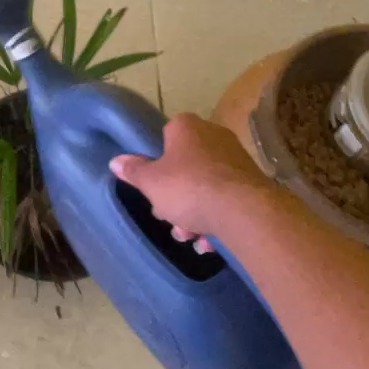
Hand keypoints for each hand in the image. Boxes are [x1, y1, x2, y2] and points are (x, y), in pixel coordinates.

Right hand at [110, 113, 272, 250]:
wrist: (244, 211)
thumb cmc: (189, 188)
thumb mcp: (151, 183)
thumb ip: (133, 171)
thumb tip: (115, 161)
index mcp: (186, 126)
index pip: (166, 136)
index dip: (158, 162)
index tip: (155, 186)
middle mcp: (213, 134)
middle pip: (185, 165)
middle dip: (176, 196)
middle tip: (170, 218)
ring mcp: (235, 158)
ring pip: (206, 185)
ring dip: (195, 213)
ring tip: (191, 236)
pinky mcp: (253, 181)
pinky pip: (227, 197)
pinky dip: (217, 217)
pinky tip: (210, 241)